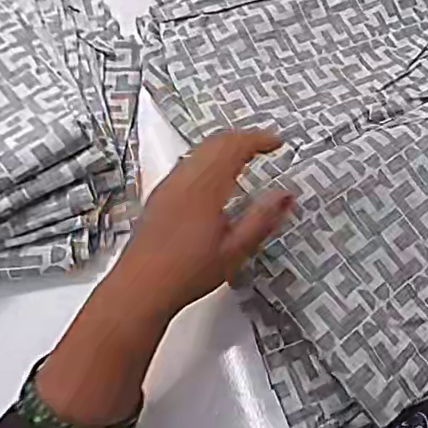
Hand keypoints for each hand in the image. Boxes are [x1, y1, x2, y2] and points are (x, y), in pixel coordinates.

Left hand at [105, 130, 293, 323]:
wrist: (140, 289)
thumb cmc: (185, 273)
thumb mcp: (236, 250)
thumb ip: (263, 218)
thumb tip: (286, 195)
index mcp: (204, 187)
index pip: (234, 147)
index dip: (258, 140)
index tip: (276, 142)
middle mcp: (183, 180)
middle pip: (214, 142)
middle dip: (242, 139)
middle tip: (264, 145)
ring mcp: (167, 187)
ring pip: (198, 151)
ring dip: (224, 147)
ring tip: (244, 157)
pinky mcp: (159, 197)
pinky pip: (187, 164)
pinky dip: (208, 159)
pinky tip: (215, 179)